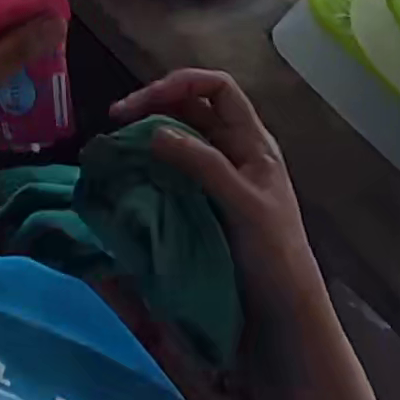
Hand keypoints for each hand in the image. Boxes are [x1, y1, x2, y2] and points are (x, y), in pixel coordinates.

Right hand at [111, 69, 325, 315]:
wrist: (281, 317)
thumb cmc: (275, 257)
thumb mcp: (245, 205)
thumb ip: (204, 164)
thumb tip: (154, 131)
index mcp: (252, 142)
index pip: (217, 88)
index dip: (181, 82)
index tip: (144, 101)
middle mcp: (230, 149)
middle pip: (188, 104)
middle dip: (151, 102)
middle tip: (117, 119)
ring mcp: (211, 172)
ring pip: (173, 132)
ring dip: (144, 129)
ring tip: (117, 142)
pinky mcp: (194, 194)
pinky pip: (165, 162)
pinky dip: (143, 157)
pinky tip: (126, 167)